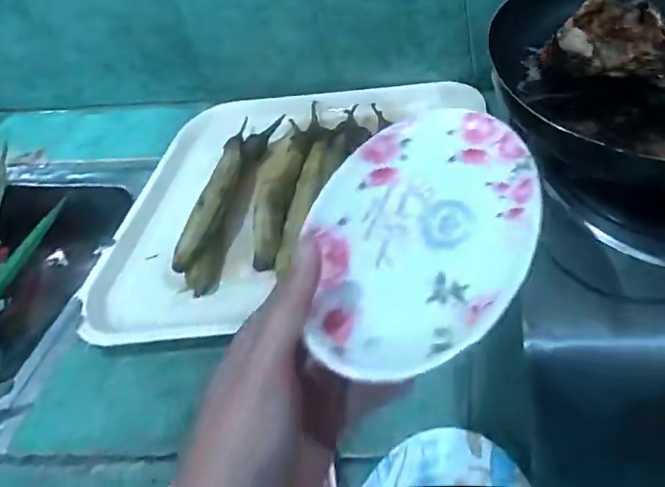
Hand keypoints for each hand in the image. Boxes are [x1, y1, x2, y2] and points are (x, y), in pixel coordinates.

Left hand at [173, 242, 404, 486]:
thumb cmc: (244, 429)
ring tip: (420, 314)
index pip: (305, 286)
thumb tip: (311, 237)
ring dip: (378, 340)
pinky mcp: (327, 425)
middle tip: (410, 268)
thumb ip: (291, 306)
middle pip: (330, 319)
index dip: (335, 262)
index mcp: (266, 335)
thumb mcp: (265, 363)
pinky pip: (359, 396)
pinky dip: (383, 384)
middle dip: (364, 298)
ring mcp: (308, 393)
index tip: (375, 234)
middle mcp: (288, 357)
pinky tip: (412, 369)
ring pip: (348, 355)